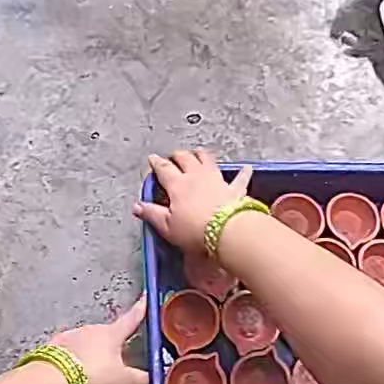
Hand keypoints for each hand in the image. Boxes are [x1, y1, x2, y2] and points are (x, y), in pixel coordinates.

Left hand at [45, 299, 150, 383]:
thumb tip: (150, 379)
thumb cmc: (92, 377)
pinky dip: (73, 363)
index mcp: (111, 334)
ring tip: (91, 379)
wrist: (52, 382)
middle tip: (115, 368)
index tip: (145, 298)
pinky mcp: (52, 348)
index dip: (141, 309)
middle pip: (107, 336)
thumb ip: (141, 380)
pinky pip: (68, 354)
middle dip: (112, 348)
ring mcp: (69, 337)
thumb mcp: (125, 382)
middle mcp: (90, 330)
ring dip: (90, 356)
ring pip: (86, 344)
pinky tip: (73, 377)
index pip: (131, 319)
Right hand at [132, 150, 255, 257]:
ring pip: (208, 160)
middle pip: (185, 158)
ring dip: (201, 155)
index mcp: (178, 185)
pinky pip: (240, 178)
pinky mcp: (235, 190)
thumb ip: (151, 214)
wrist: (227, 231)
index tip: (153, 159)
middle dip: (177, 155)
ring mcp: (217, 180)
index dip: (156, 163)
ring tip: (197, 152)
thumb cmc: (195, 230)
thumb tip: (137, 206)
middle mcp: (197, 176)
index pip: (164, 169)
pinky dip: (243, 172)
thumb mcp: (167, 226)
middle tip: (173, 156)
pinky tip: (246, 168)